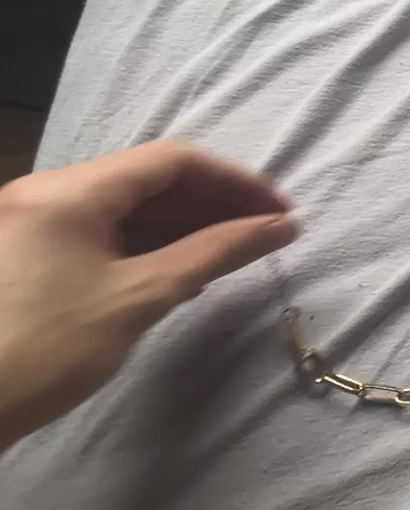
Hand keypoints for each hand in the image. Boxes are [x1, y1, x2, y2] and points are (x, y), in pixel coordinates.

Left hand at [0, 140, 298, 450]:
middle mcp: (41, 198)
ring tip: (231, 256)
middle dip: (215, 204)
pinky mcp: (21, 259)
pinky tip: (181, 273)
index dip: (236, 182)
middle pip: (151, 181)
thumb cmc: (41, 347)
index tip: (278, 213)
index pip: (174, 162)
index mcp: (65, 194)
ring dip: (188, 226)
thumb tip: (284, 225)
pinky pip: (102, 233)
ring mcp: (26, 229)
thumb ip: (221, 250)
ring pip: (128, 209)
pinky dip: (152, 245)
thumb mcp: (144, 294)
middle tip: (264, 233)